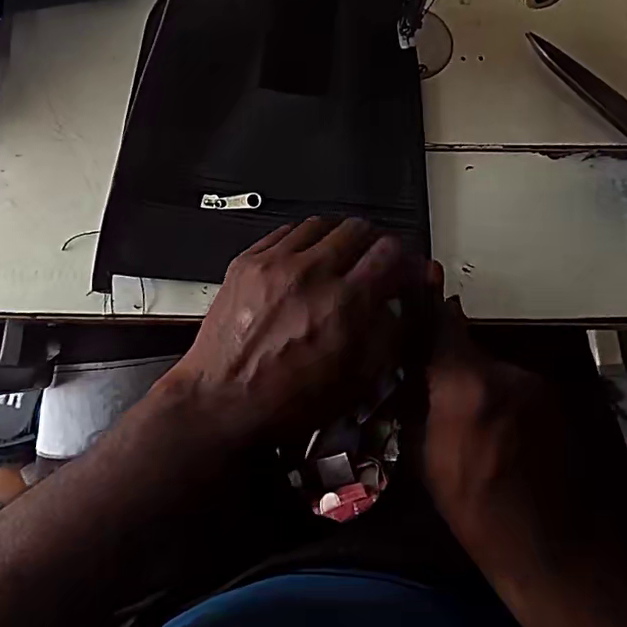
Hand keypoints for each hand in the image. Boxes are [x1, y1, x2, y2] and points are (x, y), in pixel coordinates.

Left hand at [158, 216, 423, 448]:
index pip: (391, 252)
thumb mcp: (356, 381)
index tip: (402, 270)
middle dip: (374, 244)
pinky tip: (304, 261)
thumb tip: (399, 304)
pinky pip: (285, 232)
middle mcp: (310, 275)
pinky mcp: (246, 262)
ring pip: (322, 224)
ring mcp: (274, 264)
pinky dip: (303, 241)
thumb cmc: (282, 401)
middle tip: (372, 262)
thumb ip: (387, 334)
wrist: (221, 402)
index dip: (404, 259)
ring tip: (339, 259)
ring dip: (338, 238)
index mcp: (344, 305)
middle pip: (359, 229)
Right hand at [419, 294, 626, 571]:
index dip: (427, 301)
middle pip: (469, 346)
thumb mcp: (425, 458)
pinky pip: (521, 384)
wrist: (553, 552)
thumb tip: (409, 371)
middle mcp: (507, 372)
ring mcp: (541, 385)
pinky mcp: (563, 401)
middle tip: (436, 383)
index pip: (440, 323)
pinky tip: (503, 429)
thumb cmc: (474, 510)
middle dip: (451, 358)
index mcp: (465, 386)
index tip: (421, 278)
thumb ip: (417, 403)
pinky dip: (506, 395)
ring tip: (473, 417)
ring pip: (497, 365)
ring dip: (480, 380)